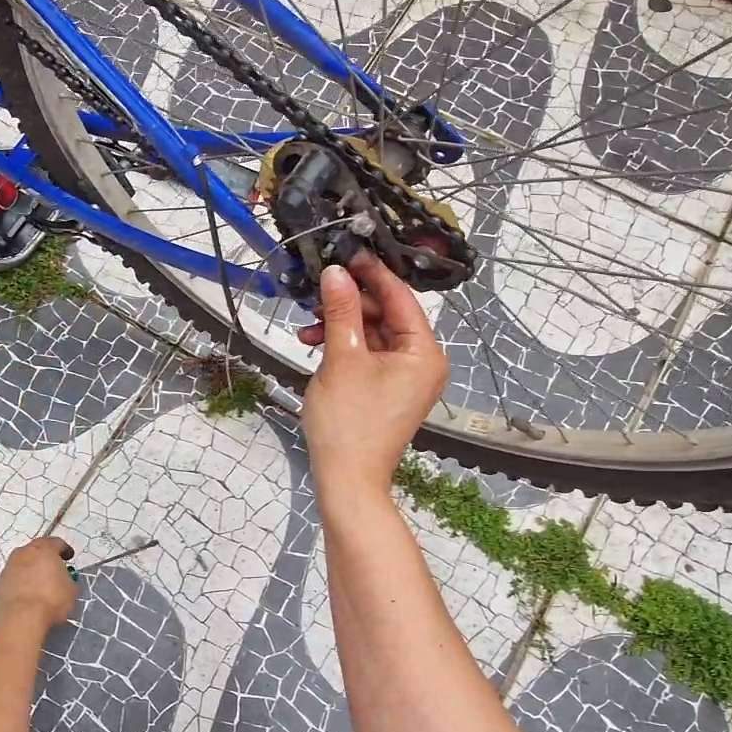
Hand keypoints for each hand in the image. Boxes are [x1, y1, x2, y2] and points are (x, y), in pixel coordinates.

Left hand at [0, 536, 78, 628]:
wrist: (20, 617)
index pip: (56, 543)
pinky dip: (20, 583)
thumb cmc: (51, 600)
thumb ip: (68, 581)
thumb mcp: (71, 591)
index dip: (64, 549)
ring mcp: (9, 567)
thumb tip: (64, 582)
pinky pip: (13, 578)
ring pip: (22, 563)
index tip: (69, 557)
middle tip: (52, 568)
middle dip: (44, 557)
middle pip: (35, 550)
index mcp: (44, 550)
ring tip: (38, 583)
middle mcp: (24, 553)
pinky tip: (26, 595)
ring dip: (30, 570)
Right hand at [298, 255, 447, 499]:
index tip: (346, 253)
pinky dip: (344, 347)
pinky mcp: (387, 390)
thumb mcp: (341, 359)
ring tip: (307, 331)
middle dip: (349, 305)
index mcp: (424, 352)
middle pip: (387, 315)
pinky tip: (317, 347)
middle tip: (316, 297)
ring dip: (341, 327)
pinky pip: (369, 355)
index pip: (401, 298)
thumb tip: (336, 273)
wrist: (347, 478)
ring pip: (374, 335)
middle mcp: (423, 362)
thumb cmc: (348, 422)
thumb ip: (340, 312)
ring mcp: (405, 378)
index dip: (372, 274)